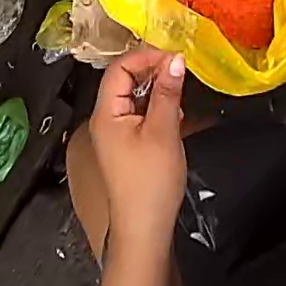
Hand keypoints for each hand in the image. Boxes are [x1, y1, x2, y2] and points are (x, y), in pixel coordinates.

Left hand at [87, 48, 187, 254]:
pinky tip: (175, 113)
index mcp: (106, 113)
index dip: (146, 57)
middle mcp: (105, 118)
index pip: (119, 68)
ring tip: (180, 91)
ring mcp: (115, 131)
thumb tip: (176, 59)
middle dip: (152, 70)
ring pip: (133, 95)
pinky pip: (139, 112)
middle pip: (124, 79)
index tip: (174, 58)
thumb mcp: (164, 131)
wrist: (144, 228)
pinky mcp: (126, 143)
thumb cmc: (151, 181)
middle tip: (180, 71)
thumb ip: (168, 92)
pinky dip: (156, 105)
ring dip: (156, 88)